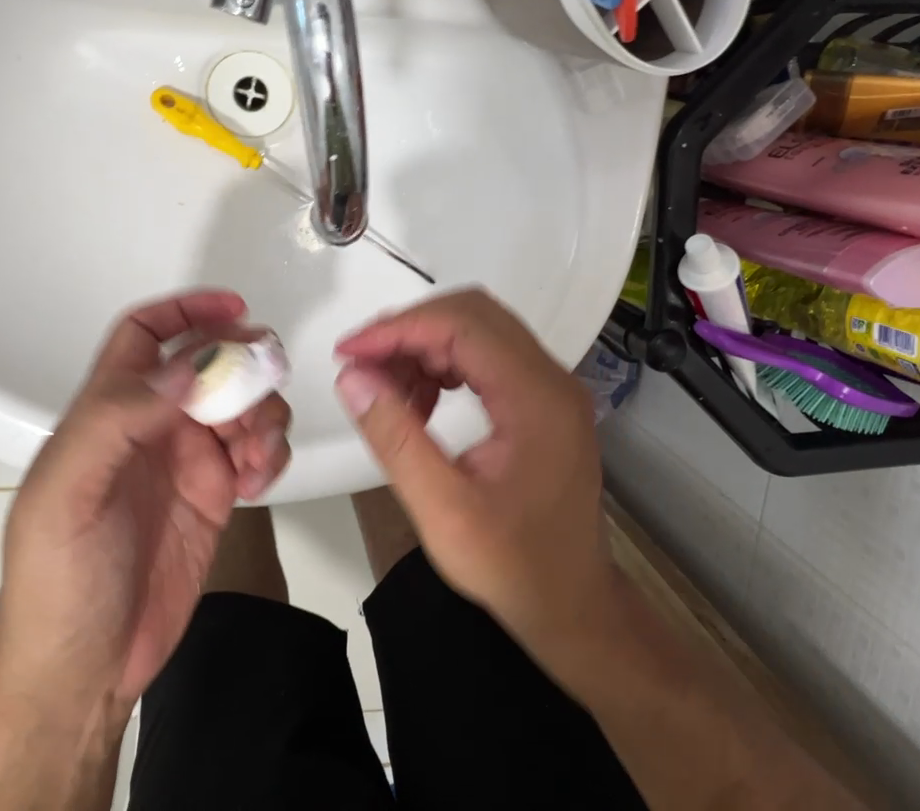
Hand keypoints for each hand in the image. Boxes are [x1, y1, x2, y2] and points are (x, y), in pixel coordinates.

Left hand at [0, 290, 291, 704]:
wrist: (86, 666)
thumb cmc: (57, 580)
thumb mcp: (67, 492)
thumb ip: (118, 418)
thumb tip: (189, 368)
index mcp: (106, 414)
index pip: (145, 337)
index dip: (185, 311)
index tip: (234, 311)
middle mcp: (150, 428)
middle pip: (210, 367)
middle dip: (243, 368)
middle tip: (262, 390)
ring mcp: (186, 462)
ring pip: (243, 407)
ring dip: (263, 417)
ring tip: (253, 457)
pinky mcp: (216, 497)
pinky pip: (257, 454)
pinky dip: (269, 457)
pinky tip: (256, 484)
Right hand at [333, 289, 610, 641]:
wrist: (571, 603)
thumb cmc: (512, 565)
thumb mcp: (442, 509)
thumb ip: (395, 437)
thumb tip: (352, 377)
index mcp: (537, 398)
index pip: (463, 326)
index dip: (398, 330)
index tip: (347, 352)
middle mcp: (552, 380)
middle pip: (474, 317)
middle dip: (410, 332)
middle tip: (360, 365)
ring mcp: (552, 390)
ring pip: (480, 333)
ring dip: (426, 349)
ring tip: (385, 391)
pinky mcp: (544, 404)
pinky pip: (489, 360)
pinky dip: (447, 368)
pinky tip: (419, 404)